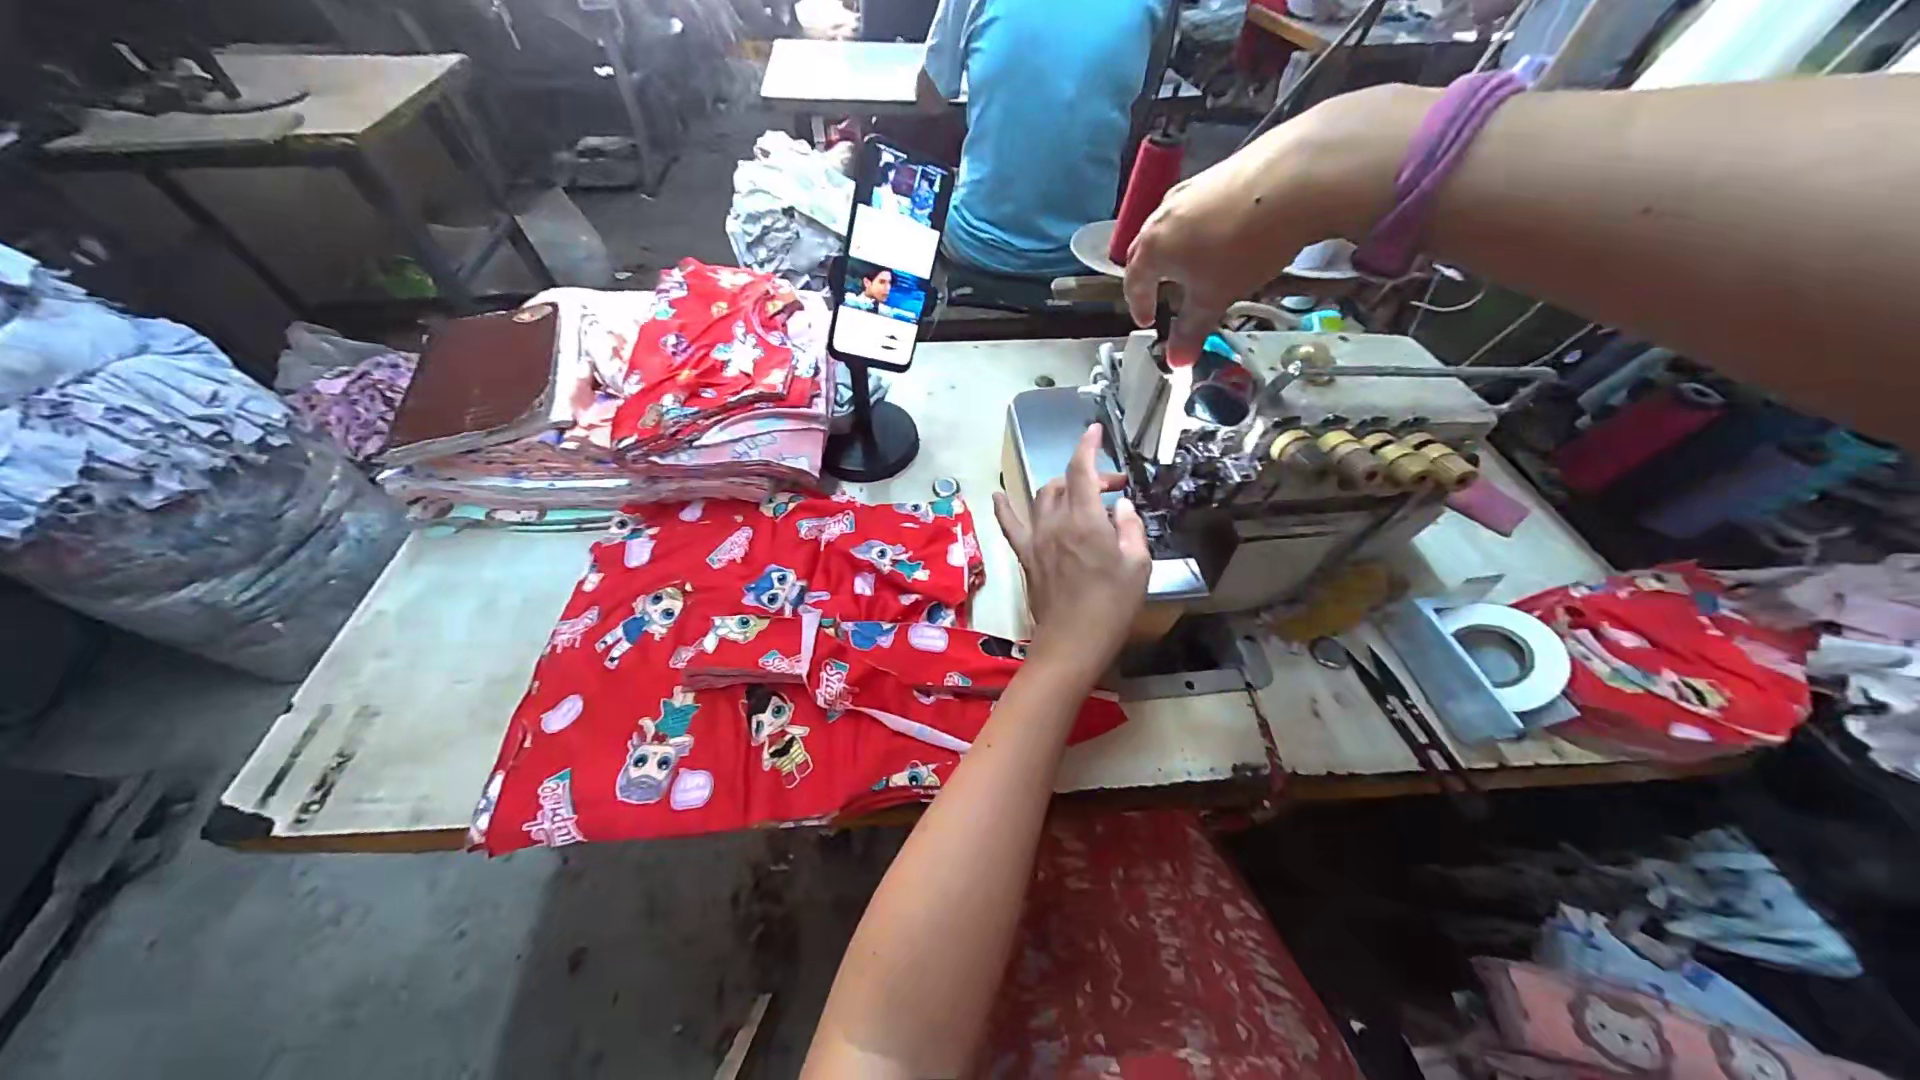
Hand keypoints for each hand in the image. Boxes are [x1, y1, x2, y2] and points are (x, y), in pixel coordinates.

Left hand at [992, 424, 1150, 681]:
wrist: (1073, 643)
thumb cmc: (1112, 606)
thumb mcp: (1138, 566)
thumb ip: (1131, 529)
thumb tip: (1122, 506)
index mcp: (1085, 520)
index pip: (1082, 470)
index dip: (1088, 446)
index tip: (1094, 431)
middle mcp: (1055, 523)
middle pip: (1063, 482)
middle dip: (1086, 475)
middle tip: (1111, 489)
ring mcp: (1036, 538)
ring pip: (1041, 497)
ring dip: (1059, 487)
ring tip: (1079, 493)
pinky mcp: (1026, 556)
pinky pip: (1011, 525)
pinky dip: (1005, 507)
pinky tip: (999, 495)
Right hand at [1121, 85, 1428, 363]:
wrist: (1294, 179)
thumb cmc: (1241, 247)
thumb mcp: (1214, 299)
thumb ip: (1191, 330)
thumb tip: (1176, 361)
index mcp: (1152, 247)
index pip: (1132, 281)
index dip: (1139, 305)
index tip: (1146, 320)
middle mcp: (1163, 213)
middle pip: (1146, 250)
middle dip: (1150, 275)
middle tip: (1160, 293)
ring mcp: (1191, 189)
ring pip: (1172, 227)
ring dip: (1175, 249)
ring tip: (1193, 266)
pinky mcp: (1220, 172)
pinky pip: (1198, 209)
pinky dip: (1200, 229)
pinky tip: (1224, 237)